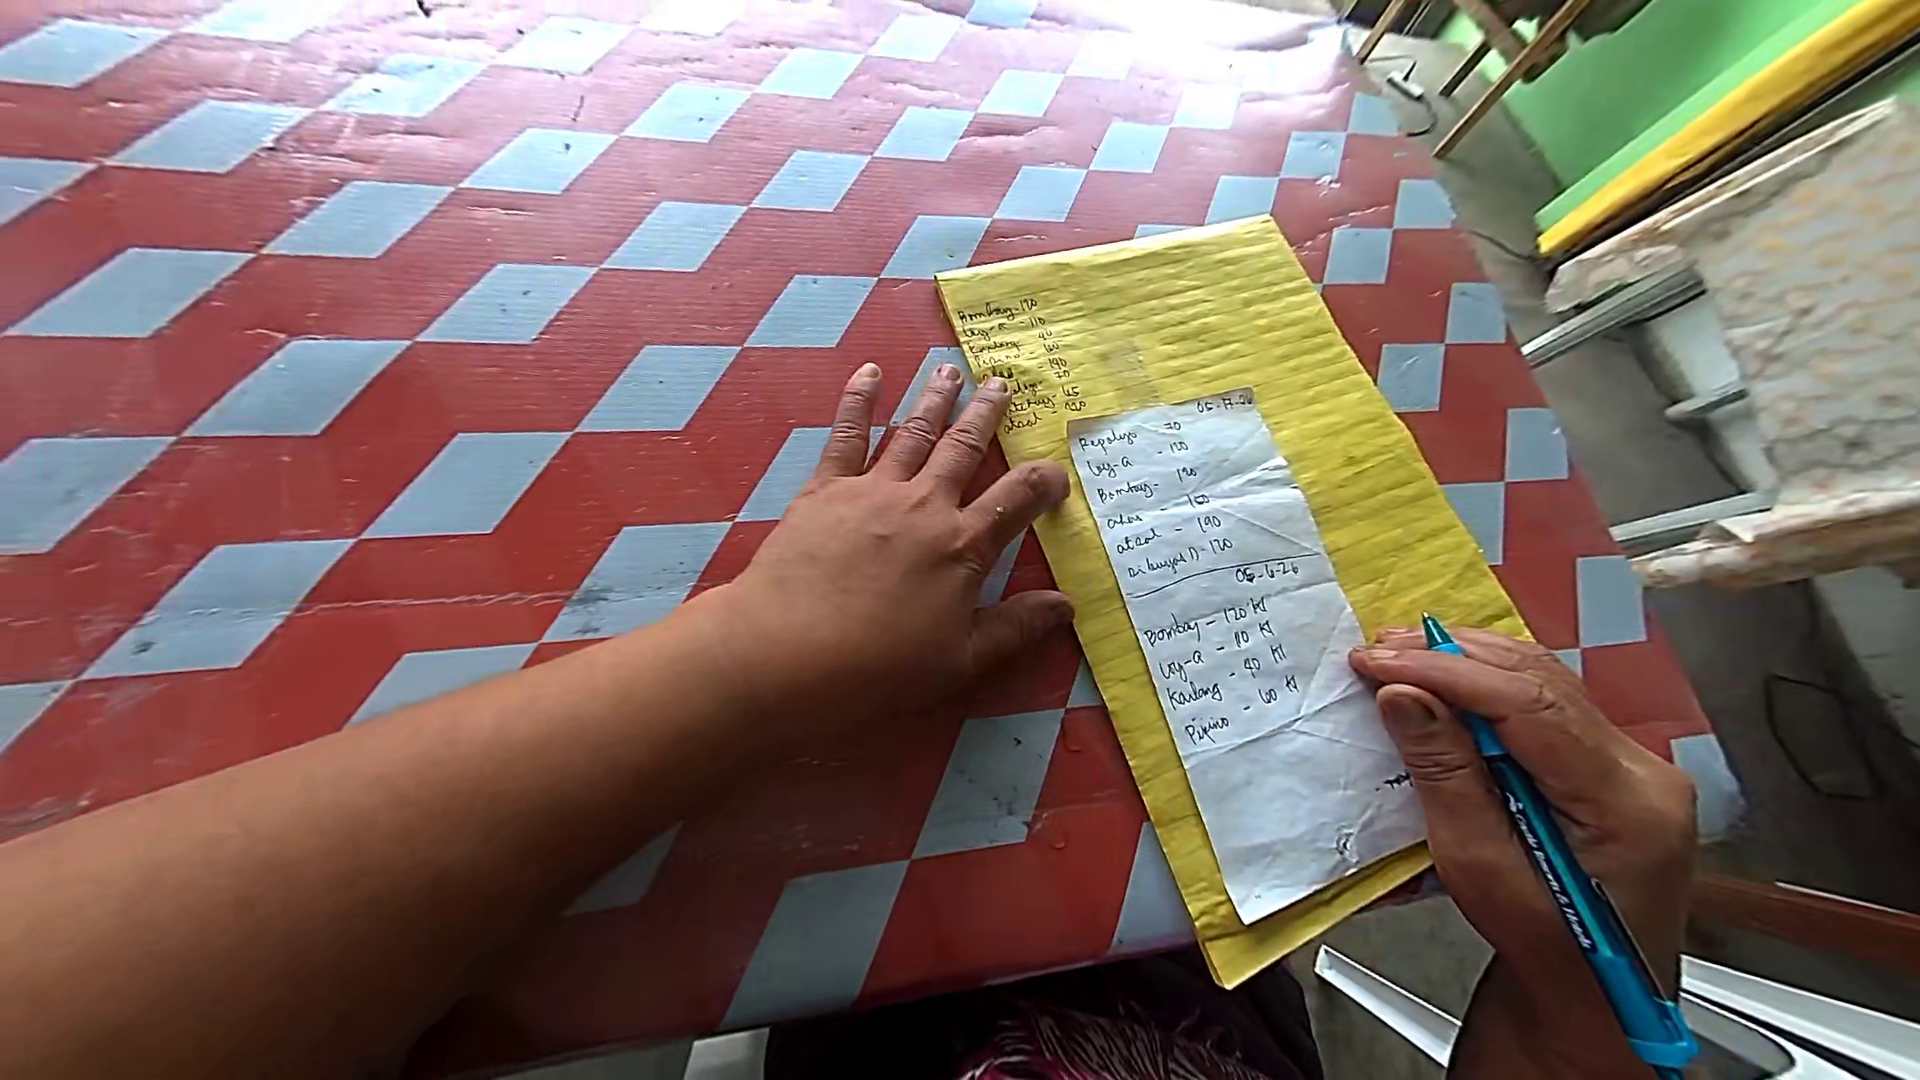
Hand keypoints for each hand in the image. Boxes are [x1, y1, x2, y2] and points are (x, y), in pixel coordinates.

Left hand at [693, 361, 1073, 747]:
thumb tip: (1067, 605)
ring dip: (935, 399)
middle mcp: (925, 504)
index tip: (1054, 472)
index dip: (1042, 482)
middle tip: (1000, 383)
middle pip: (964, 449)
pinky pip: (848, 434)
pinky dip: (859, 400)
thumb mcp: (961, 659)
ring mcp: (875, 489)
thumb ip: (1016, 628)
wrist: (791, 653)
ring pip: (914, 432)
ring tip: (950, 370)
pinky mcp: (827, 488)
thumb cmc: (881, 665)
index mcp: (963, 544)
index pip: (1016, 499)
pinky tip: (869, 373)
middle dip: (986, 415)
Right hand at [1348, 629, 1695, 1073]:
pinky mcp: (1601, 760)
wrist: (1593, 988)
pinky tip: (1439, 675)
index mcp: (1623, 800)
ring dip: (1460, 659)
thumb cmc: (1536, 936)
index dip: (1442, 670)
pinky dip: (1478, 678)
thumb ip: (1443, 772)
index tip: (1372, 661)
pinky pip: (1537, 697)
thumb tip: (1400, 693)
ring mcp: (1627, 760)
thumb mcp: (1475, 860)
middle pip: (1536, 678)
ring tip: (1396, 653)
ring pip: (1538, 677)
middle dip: (1447, 654)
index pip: (1526, 703)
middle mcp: (1639, 767)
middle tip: (1375, 649)